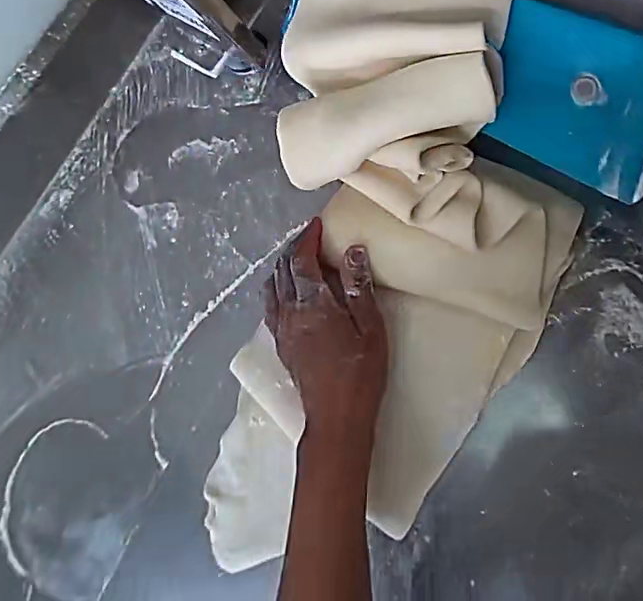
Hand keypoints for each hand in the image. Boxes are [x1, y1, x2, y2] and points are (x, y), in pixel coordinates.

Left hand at [265, 219, 387, 449]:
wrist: (336, 419)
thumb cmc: (360, 371)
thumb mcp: (370, 326)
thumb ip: (358, 286)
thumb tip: (352, 250)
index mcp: (312, 304)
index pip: (301, 260)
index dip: (308, 239)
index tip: (318, 224)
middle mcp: (289, 312)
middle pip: (283, 270)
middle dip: (295, 249)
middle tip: (313, 237)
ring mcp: (282, 330)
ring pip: (273, 287)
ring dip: (284, 267)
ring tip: (301, 259)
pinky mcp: (281, 344)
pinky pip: (271, 306)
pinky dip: (278, 288)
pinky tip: (290, 291)